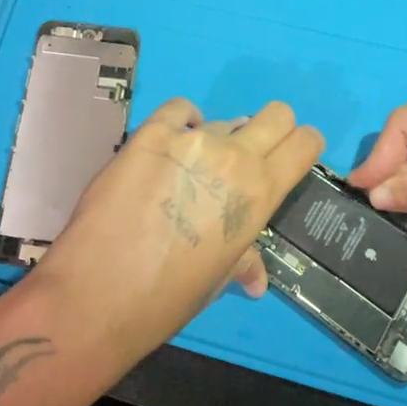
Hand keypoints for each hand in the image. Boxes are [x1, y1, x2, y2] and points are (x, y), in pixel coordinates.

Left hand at [30, 99, 323, 359]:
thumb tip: (256, 278)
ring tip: (193, 169)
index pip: (304, 144)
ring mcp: (191, 140)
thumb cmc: (170, 296)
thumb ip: (243, 259)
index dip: (304, 145)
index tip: (293, 155)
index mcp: (260, 194)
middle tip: (252, 153)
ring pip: (223, 119)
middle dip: (272, 129)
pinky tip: (172, 142)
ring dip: (218, 140)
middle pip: (275, 115)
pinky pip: (179, 109)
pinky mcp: (151, 131)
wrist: (102, 290)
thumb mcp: (218, 278)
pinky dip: (182, 121)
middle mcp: (234, 157)